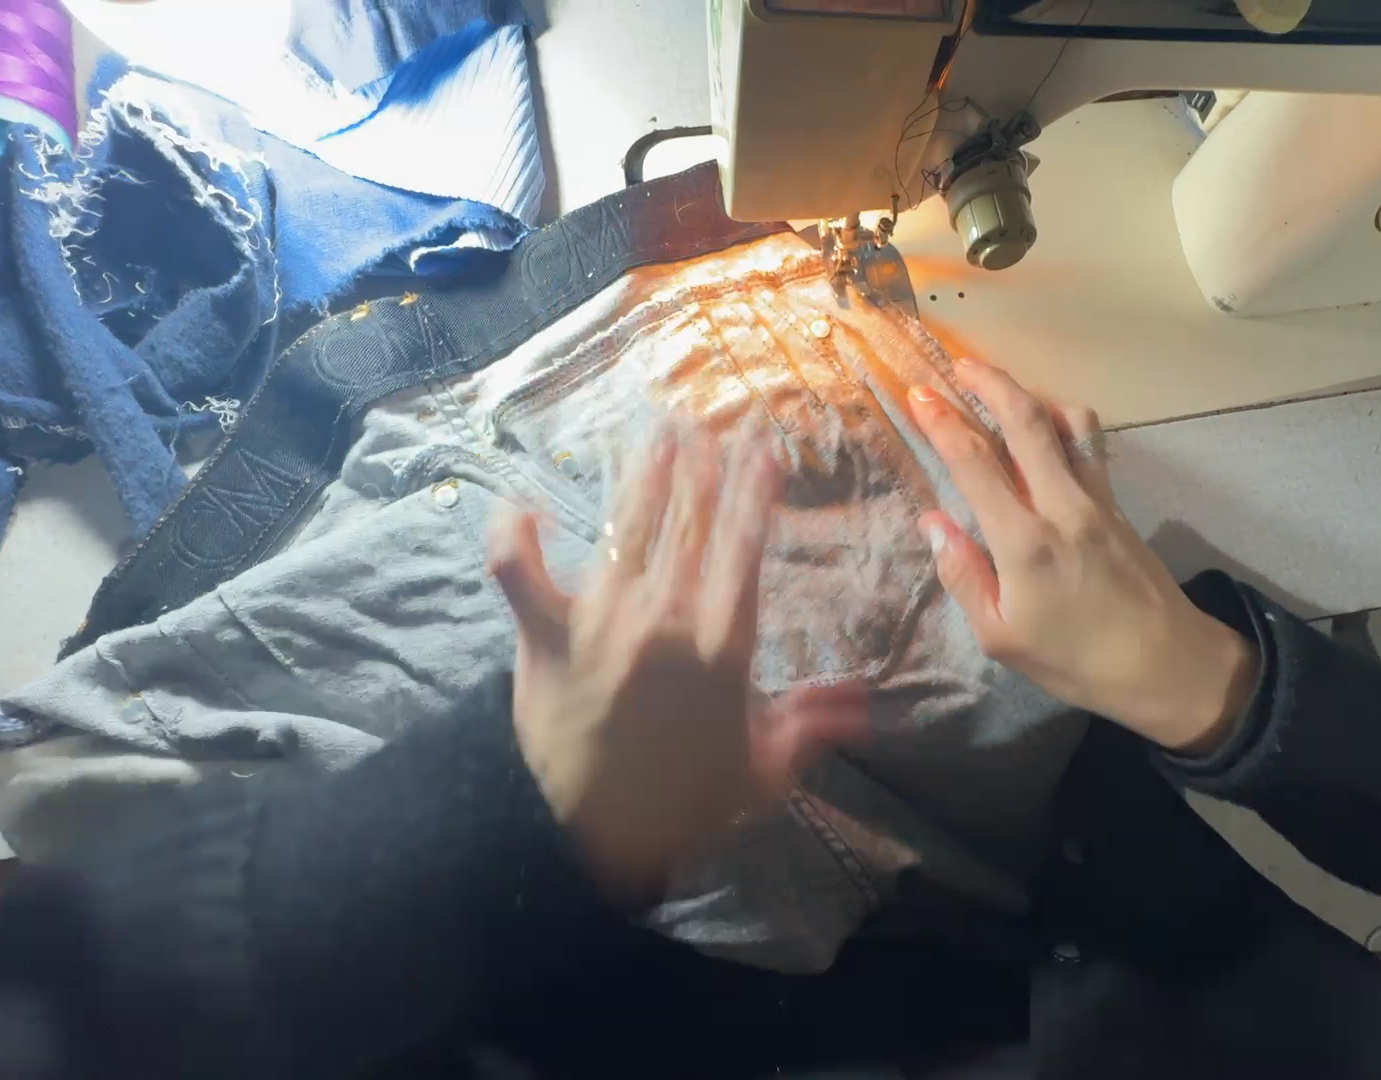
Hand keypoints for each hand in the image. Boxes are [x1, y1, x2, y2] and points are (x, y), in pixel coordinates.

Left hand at [486, 426, 864, 895]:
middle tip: (714, 423)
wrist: (588, 838)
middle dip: (707, 468)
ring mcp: (599, 621)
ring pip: (627, 529)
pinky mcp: (543, 634)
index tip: (762, 452)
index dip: (755, 495)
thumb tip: (865, 703)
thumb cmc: (682, 804)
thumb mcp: (761, 773)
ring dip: (646, 476)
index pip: (744, 551)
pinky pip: (518, 572)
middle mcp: (664, 618)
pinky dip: (514, 535)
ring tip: (660, 432)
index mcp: (720, 645)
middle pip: (693, 525)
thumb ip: (811, 727)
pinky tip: (522, 501)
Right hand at [906, 360, 1257, 753]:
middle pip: (1025, 420)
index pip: (975, 462)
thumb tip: (933, 524)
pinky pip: (1089, 443)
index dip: (942, 422)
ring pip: (1066, 421)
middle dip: (988, 383)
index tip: (919, 394)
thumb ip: (963, 575)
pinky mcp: (1118, 503)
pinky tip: (1047, 425)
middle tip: (956, 364)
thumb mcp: (1000, 636)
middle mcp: (1061, 504)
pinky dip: (1062, 419)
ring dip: (1029, 393)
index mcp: (1023, 541)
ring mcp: (1096, 498)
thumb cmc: (1074, 660)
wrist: (1167, 666)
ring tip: (1000, 387)